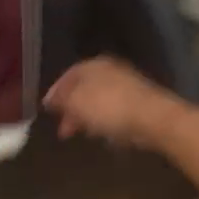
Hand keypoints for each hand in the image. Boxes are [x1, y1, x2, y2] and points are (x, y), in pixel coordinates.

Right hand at [44, 57, 189, 148]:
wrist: (152, 117)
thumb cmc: (110, 108)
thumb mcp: (77, 102)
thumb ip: (61, 98)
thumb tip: (50, 97)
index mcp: (93, 65)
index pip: (69, 74)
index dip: (56, 91)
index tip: (46, 109)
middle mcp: (109, 69)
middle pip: (83, 87)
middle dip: (70, 107)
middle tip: (61, 128)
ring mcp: (124, 84)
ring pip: (96, 99)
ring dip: (84, 115)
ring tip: (77, 133)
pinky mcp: (136, 101)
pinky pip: (110, 108)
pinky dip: (100, 119)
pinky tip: (98, 133)